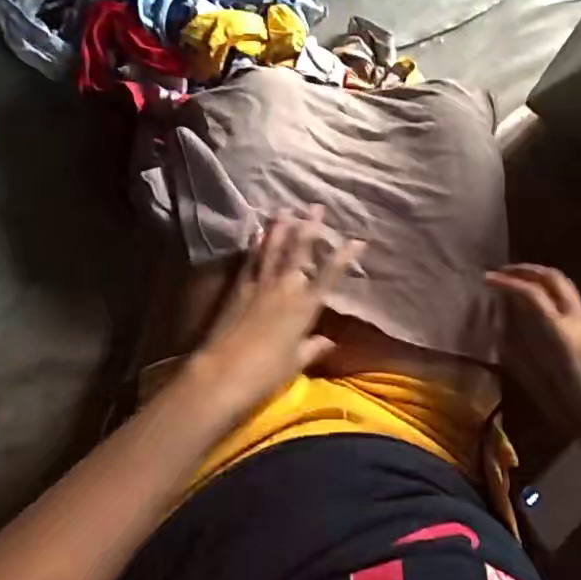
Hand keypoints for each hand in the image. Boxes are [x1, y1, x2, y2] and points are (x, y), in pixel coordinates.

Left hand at [189, 206, 363, 417]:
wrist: (223, 372)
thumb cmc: (266, 373)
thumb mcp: (296, 362)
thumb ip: (313, 348)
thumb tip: (329, 341)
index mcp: (304, 307)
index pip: (329, 276)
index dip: (344, 257)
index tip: (357, 240)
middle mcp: (284, 289)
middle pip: (299, 252)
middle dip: (310, 227)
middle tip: (316, 206)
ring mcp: (259, 285)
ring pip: (273, 250)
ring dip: (281, 228)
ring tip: (286, 209)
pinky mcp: (238, 288)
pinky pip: (250, 261)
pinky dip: (255, 245)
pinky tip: (257, 232)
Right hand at [486, 264, 580, 452]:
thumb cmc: (574, 410)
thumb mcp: (536, 382)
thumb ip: (518, 348)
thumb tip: (501, 324)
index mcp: (560, 333)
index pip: (531, 292)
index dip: (507, 282)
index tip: (486, 279)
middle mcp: (576, 320)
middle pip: (552, 278)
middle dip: (526, 270)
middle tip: (503, 273)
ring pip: (563, 285)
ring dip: (539, 277)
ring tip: (517, 282)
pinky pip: (568, 299)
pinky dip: (549, 291)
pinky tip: (535, 305)